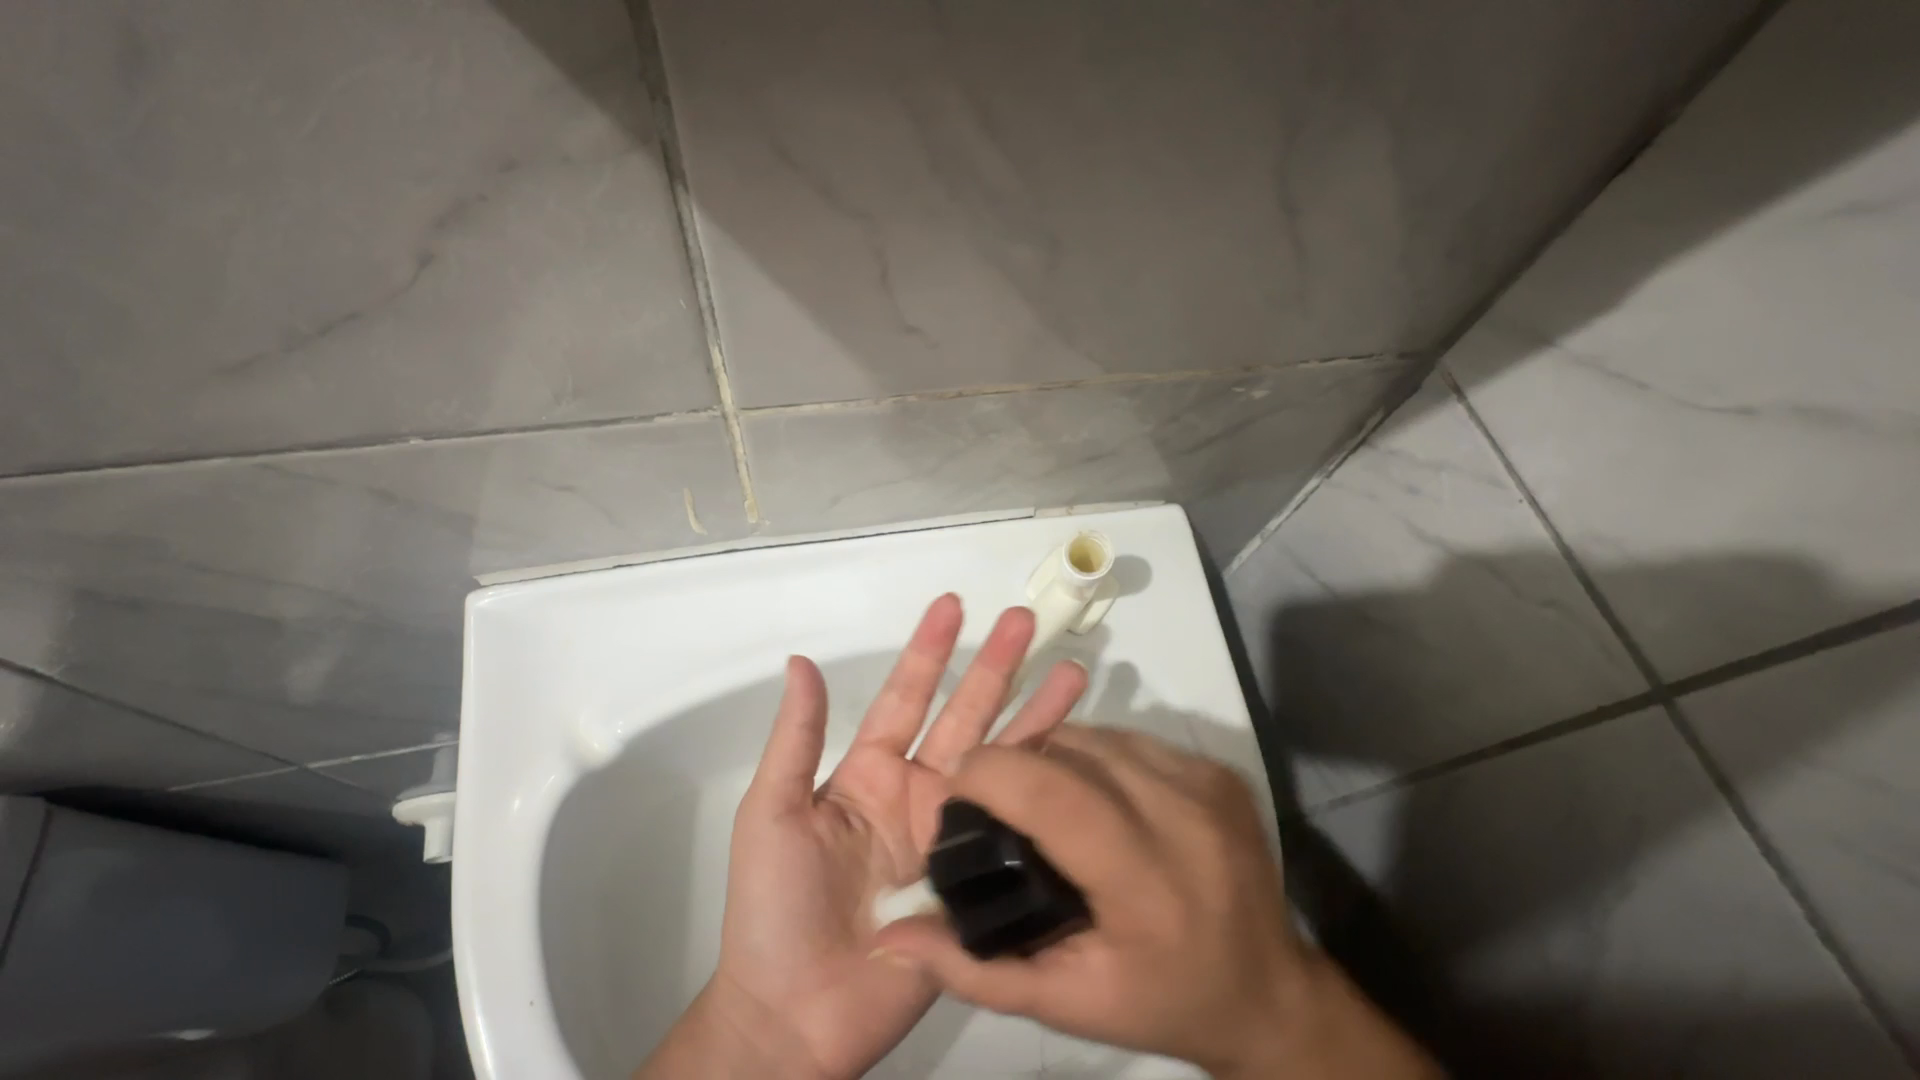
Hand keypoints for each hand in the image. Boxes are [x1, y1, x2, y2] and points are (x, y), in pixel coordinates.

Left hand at [636, 594, 1090, 1079]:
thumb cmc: (775, 906)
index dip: (929, 650)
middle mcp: (920, 794)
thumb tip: (803, 662)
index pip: (908, 697)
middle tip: (1027, 622)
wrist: (799, 1012)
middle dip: (996, 668)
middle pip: (967, 717)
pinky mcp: (980, 883)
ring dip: (1037, 717)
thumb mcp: (774, 812)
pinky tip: (1080, 761)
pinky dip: (1050, 794)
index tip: (954, 605)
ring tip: (1073, 674)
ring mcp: (954, 838)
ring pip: (1004, 764)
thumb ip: (797, 740)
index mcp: (871, 773)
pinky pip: (1019, 830)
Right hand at [873, 726, 1442, 1079]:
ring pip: (1099, 736)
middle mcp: (1183, 819)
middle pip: (1071, 751)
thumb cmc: (1162, 999)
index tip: (956, 791)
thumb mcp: (1066, 1003)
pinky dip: (1095, 756)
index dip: (991, 774)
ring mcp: (1207, 786)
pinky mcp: (1218, 770)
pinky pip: (1132, 740)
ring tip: (1036, 797)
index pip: (1054, 794)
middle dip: (1013, 762)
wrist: (1268, 989)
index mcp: (1147, 884)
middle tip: (988, 798)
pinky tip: (1086, 792)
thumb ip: (974, 971)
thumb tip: (893, 935)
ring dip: (1053, 754)